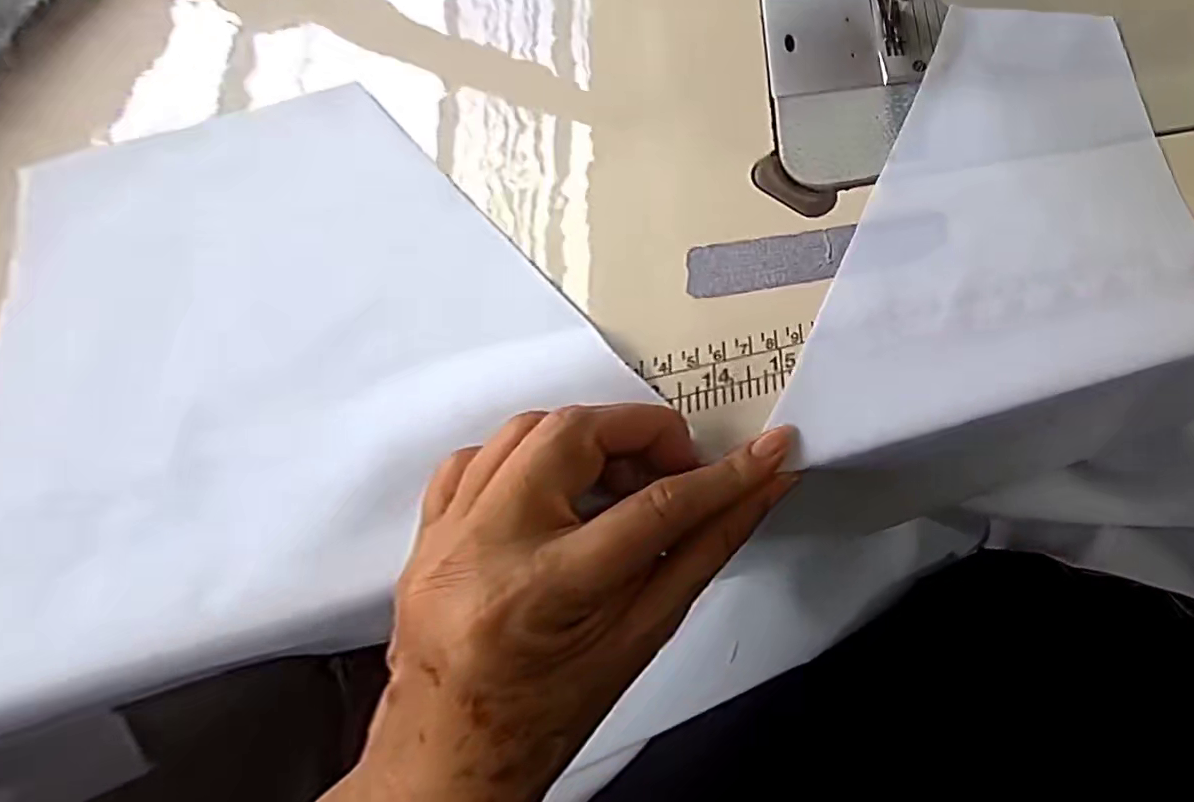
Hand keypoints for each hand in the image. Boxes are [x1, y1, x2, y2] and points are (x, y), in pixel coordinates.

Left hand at [328, 406, 795, 801]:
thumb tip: (762, 488)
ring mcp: (444, 538)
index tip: (766, 452)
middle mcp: (481, 552)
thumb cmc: (550, 713)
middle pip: (577, 434)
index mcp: (542, 592)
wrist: (453, 764)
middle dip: (646, 435)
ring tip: (624, 479)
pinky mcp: (428, 531)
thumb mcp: (649, 628)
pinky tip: (564, 485)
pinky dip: (534, 454)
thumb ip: (712, 544)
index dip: (724, 475)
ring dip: (594, 439)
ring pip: (529, 429)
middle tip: (678, 467)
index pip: (657, 506)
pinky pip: (480, 455)